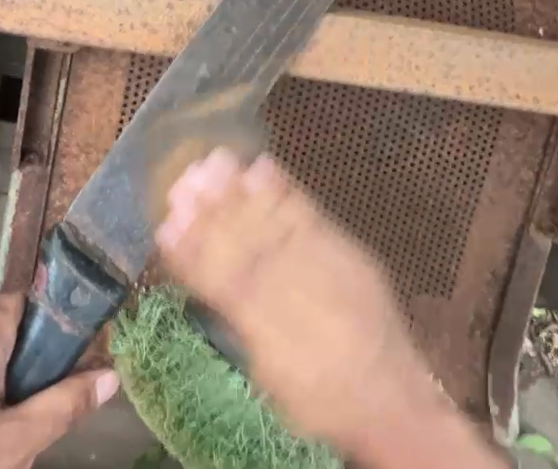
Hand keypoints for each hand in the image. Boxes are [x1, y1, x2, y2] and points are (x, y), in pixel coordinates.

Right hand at [154, 151, 504, 467]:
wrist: (391, 395)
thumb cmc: (322, 396)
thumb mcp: (271, 373)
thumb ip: (239, 323)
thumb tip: (204, 281)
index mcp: (266, 324)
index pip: (221, 280)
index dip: (193, 250)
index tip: (166, 224)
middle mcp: (292, 290)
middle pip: (244, 243)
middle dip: (211, 210)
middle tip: (183, 179)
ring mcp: (321, 265)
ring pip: (272, 223)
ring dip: (240, 191)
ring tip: (214, 161)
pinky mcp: (344, 251)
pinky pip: (310, 216)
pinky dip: (285, 190)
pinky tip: (263, 167)